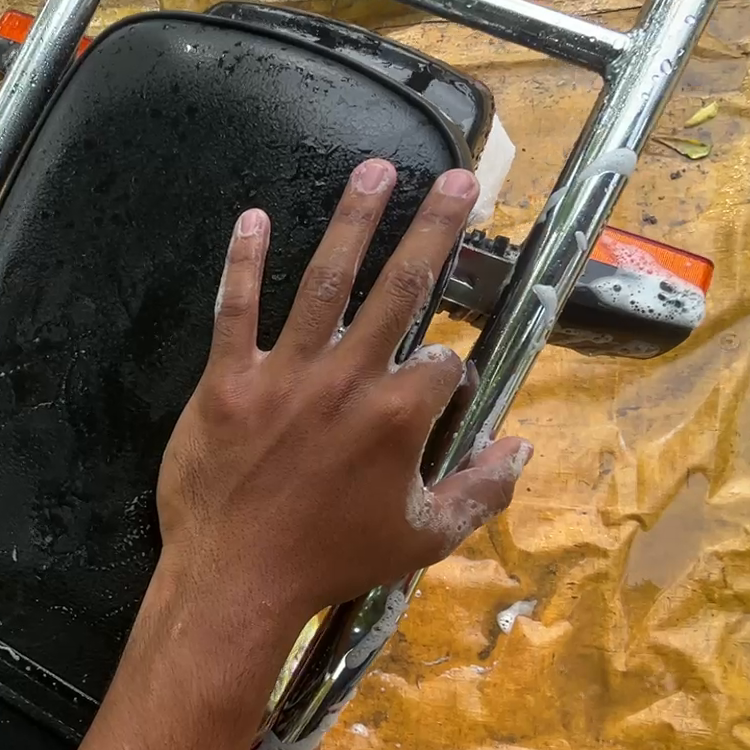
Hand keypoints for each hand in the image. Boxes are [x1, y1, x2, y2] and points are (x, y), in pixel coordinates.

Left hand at [157, 159, 531, 639]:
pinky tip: (254, 219)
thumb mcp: (421, 541)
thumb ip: (481, 493)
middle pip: (401, 288)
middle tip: (460, 177)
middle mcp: (346, 379)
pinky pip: (234, 311)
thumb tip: (523, 449)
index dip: (447, 371)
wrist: (234, 578)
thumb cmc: (327, 563)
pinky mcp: (226, 381)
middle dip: (435, 229)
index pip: (442, 362)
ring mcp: (283, 374)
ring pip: (323, 283)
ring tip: (376, 170)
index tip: (436, 383)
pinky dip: (244, 264)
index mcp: (398, 416)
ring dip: (354, 222)